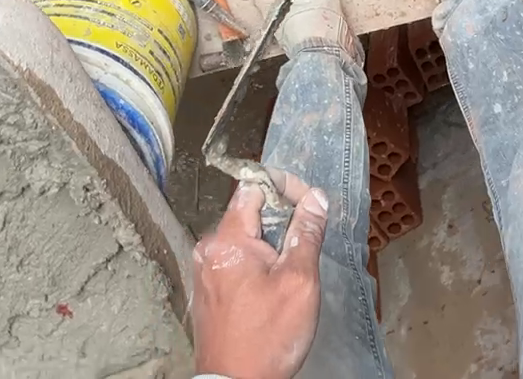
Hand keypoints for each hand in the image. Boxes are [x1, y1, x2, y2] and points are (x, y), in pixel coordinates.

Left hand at [191, 174, 330, 378]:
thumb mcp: (298, 280)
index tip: (310, 203)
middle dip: (283, 215)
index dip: (286, 185)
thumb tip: (316, 197)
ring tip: (295, 261)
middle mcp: (209, 248)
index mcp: (227, 239)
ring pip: (245, 233)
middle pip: (249, 209)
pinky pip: (237, 256)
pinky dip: (259, 257)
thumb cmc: (267, 336)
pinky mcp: (209, 289)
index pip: (254, 185)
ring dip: (273, 238)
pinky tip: (276, 280)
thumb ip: (307, 233)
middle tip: (308, 235)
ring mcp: (206, 270)